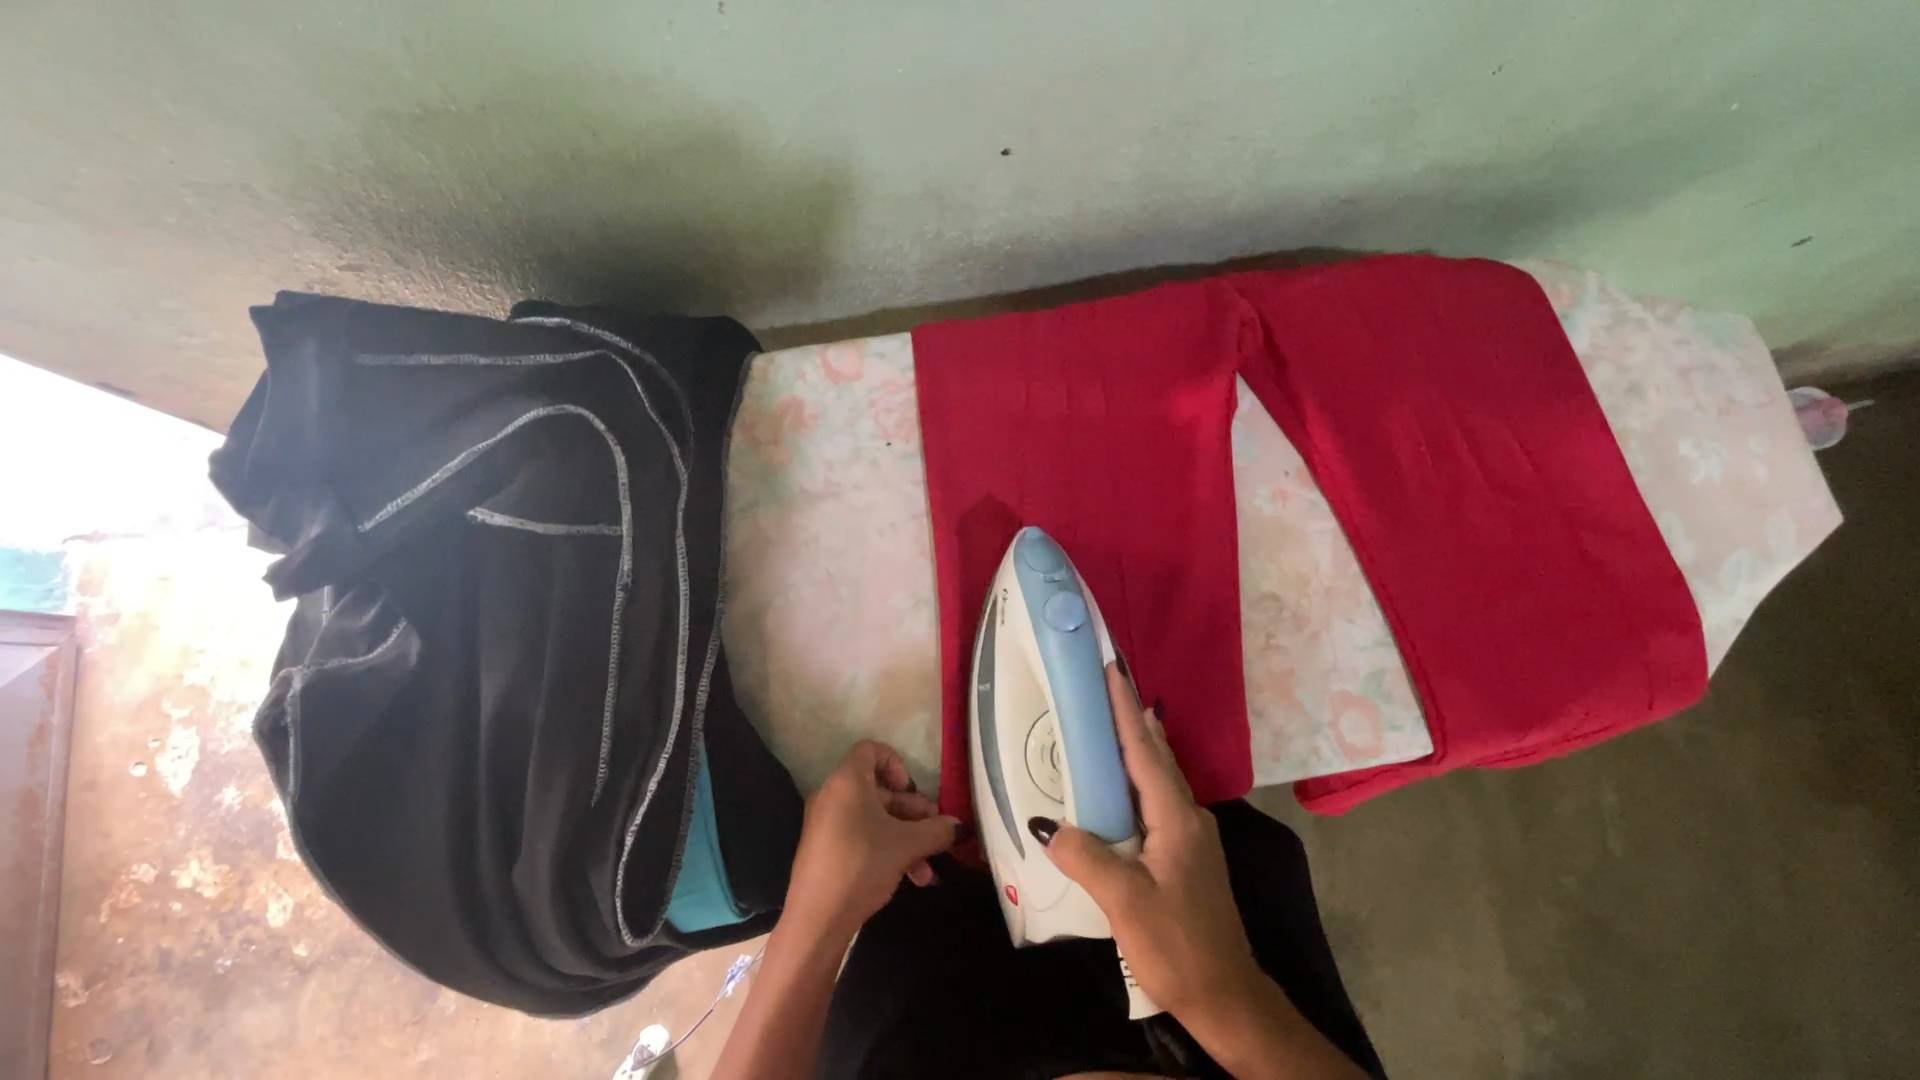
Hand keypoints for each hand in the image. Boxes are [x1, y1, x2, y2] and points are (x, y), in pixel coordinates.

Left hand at [783, 740, 960, 938]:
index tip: (913, 791)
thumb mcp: (907, 846)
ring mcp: (828, 824)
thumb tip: (958, 826)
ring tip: (928, 868)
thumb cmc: (862, 864)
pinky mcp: (827, 850)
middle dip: (912, 812)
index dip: (897, 764)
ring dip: (906, 838)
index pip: (871, 749)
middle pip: (879, 790)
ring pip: (875, 819)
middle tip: (936, 833)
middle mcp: (834, 796)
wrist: (817, 919)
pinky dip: (888, 850)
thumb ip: (936, 831)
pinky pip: (862, 837)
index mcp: (848, 781)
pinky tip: (912, 878)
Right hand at [1033, 664, 1263, 1016]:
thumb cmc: (1178, 945)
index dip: (1125, 710)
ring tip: (1112, 721)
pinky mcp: (1186, 856)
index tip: (1112, 670)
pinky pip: (1157, 802)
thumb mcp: (1126, 902)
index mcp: (1176, 819)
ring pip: (1158, 780)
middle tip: (1105, 686)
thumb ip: (1086, 857)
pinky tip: (1121, 787)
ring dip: (1136, 748)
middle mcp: (1188, 818)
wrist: (1226, 996)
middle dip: (1131, 719)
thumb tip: (1047, 826)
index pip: (1145, 752)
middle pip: (1155, 757)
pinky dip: (1136, 781)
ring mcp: (1191, 837)